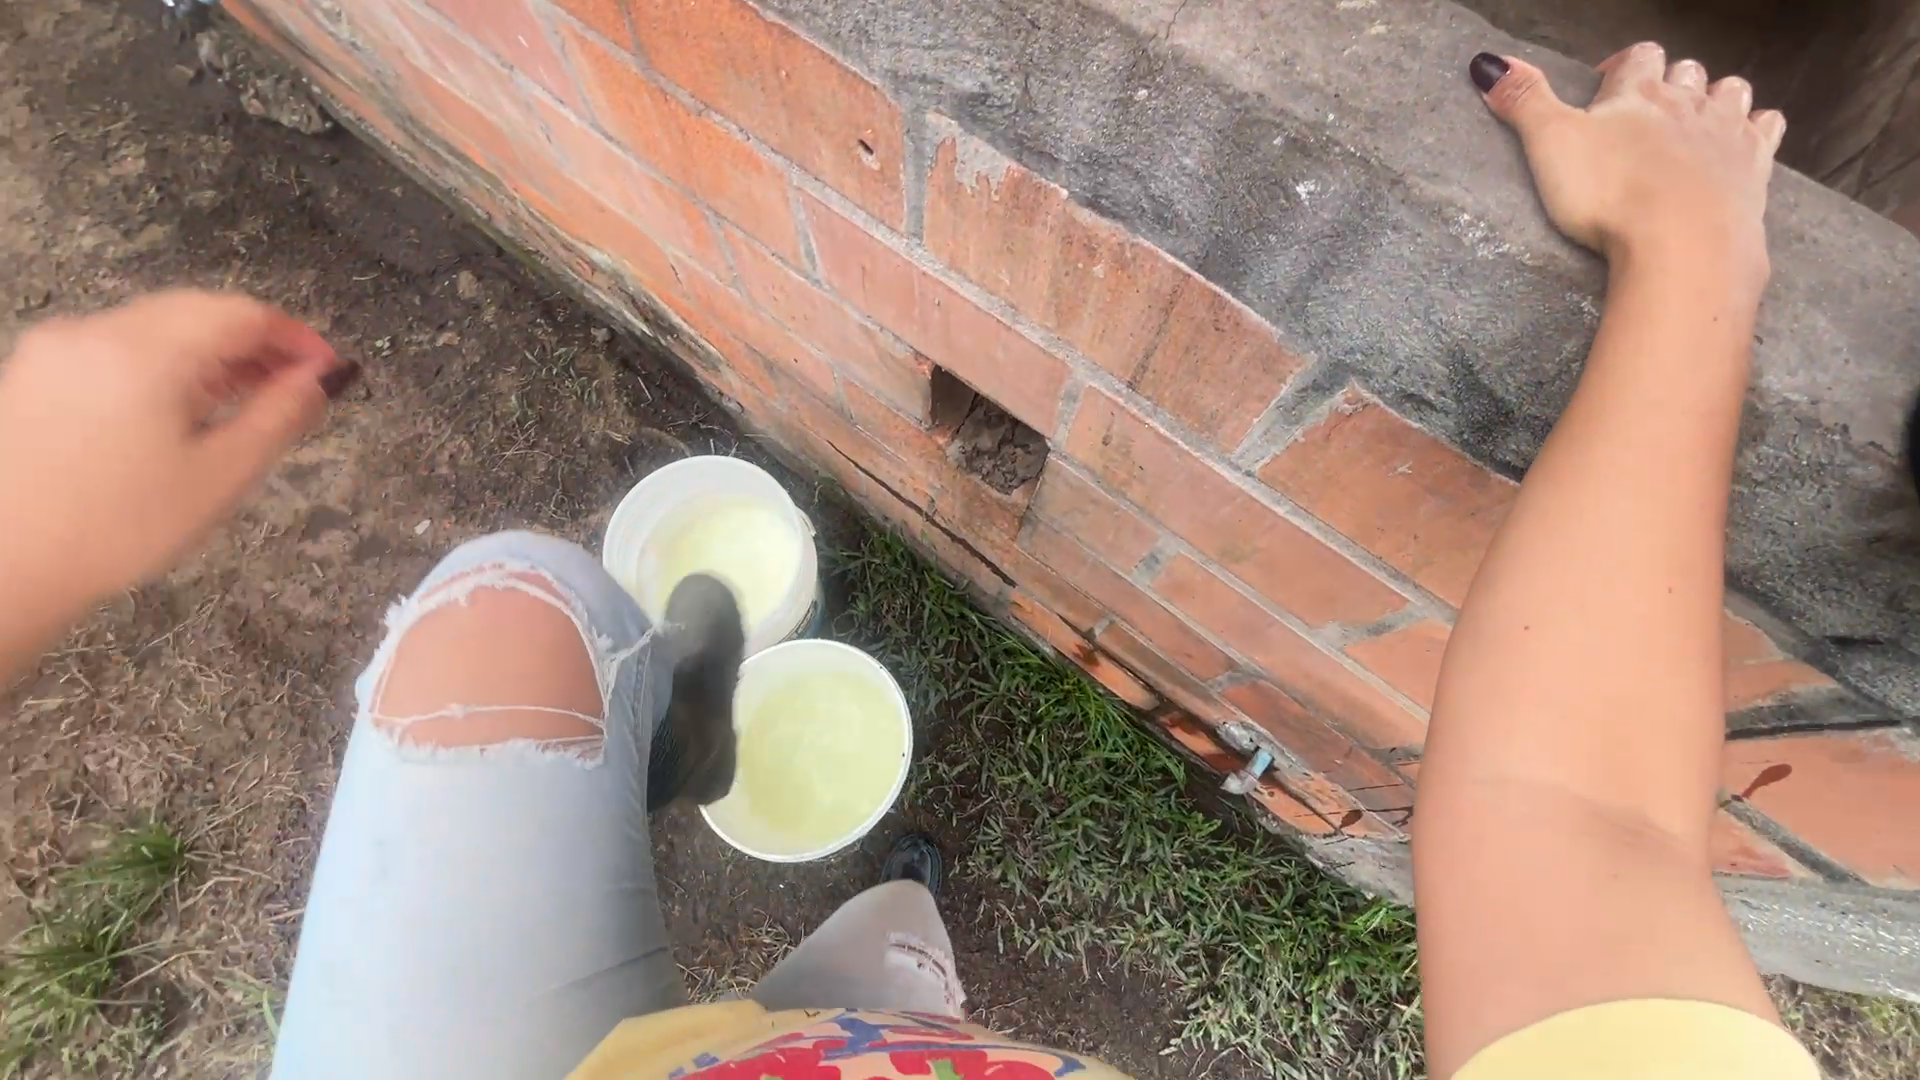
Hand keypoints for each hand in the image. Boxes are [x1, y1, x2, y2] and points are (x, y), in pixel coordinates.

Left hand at [0, 290, 351, 612]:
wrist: (0, 567)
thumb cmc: (123, 524)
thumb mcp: (226, 471)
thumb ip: (282, 414)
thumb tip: (322, 378)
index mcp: (143, 353)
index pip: (242, 314)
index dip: (299, 337)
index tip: (333, 372)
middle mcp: (91, 334)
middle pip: (199, 312)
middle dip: (262, 343)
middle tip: (304, 387)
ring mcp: (55, 352)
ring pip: (161, 328)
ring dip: (221, 354)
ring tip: (258, 401)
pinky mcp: (37, 375)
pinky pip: (125, 349)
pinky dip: (178, 365)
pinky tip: (198, 408)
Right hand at [1472, 43, 1783, 286]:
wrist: (1679, 236)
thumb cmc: (1606, 191)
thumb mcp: (1549, 144)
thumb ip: (1524, 103)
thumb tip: (1489, 62)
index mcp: (1638, 95)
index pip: (1638, 58)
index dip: (1622, 65)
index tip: (1605, 82)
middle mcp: (1687, 101)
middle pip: (1684, 73)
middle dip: (1667, 81)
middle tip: (1642, 108)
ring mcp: (1725, 128)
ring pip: (1728, 91)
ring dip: (1711, 97)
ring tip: (1689, 118)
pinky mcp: (1752, 161)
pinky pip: (1764, 126)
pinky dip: (1752, 125)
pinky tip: (1738, 138)